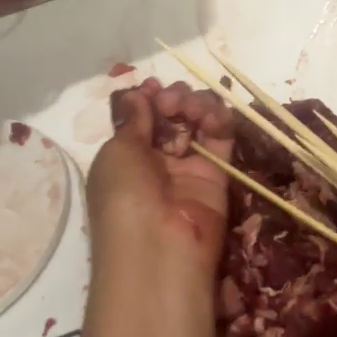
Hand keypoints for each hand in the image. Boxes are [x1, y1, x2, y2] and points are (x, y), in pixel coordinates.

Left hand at [82, 79, 234, 336]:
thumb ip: (134, 120)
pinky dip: (219, 119)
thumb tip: (137, 94)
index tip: (153, 86)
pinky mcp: (217, 175)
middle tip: (172, 101)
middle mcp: (157, 160)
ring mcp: (188, 167)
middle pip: (171, 115)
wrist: (158, 250)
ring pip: (197, 121)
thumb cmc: (123, 197)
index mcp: (126, 158)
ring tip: (192, 108)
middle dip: (173, 97)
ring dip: (196, 103)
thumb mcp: (116, 153)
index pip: (142, 118)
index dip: (149, 98)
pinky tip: (214, 115)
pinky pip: (221, 138)